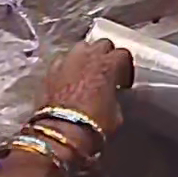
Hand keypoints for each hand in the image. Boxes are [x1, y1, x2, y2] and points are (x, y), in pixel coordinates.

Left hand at [37, 40, 131, 156]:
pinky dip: (68, 66)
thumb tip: (112, 96)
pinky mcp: (51, 69)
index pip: (123, 54)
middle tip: (106, 73)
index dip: (125, 68)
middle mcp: (89, 56)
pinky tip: (69, 79)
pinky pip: (63, 60)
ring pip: (82, 47)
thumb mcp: (116, 113)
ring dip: (87, 56)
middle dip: (107, 56)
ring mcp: (68, 60)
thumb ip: (115, 96)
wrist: (62, 131)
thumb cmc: (94, 124)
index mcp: (109, 64)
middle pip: (103, 44)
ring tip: (87, 72)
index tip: (123, 83)